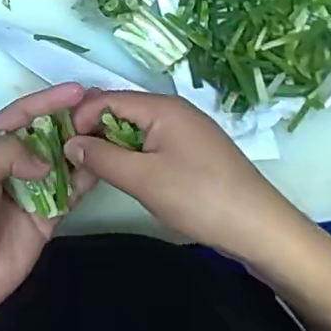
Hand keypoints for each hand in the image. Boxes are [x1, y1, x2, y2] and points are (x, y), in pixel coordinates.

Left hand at [0, 83, 94, 322]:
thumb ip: (9, 153)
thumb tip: (47, 161)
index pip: (23, 114)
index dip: (49, 100)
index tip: (79, 89)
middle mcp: (12, 161)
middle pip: (47, 133)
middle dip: (72, 120)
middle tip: (104, 109)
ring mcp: (31, 189)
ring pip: (63, 160)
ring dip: (84, 147)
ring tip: (114, 133)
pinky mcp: (47, 216)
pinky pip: (71, 192)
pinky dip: (87, 178)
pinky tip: (108, 166)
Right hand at [65, 89, 322, 268]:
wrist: (265, 232)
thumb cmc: (201, 198)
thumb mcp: (143, 179)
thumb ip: (101, 157)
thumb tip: (69, 143)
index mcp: (161, 107)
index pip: (105, 99)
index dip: (80, 120)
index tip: (64, 149)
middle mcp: (173, 110)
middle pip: (119, 112)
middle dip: (93, 134)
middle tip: (74, 164)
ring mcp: (186, 131)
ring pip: (134, 130)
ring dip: (111, 148)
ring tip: (94, 174)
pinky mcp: (193, 152)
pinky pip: (151, 144)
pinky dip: (132, 157)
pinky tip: (125, 178)